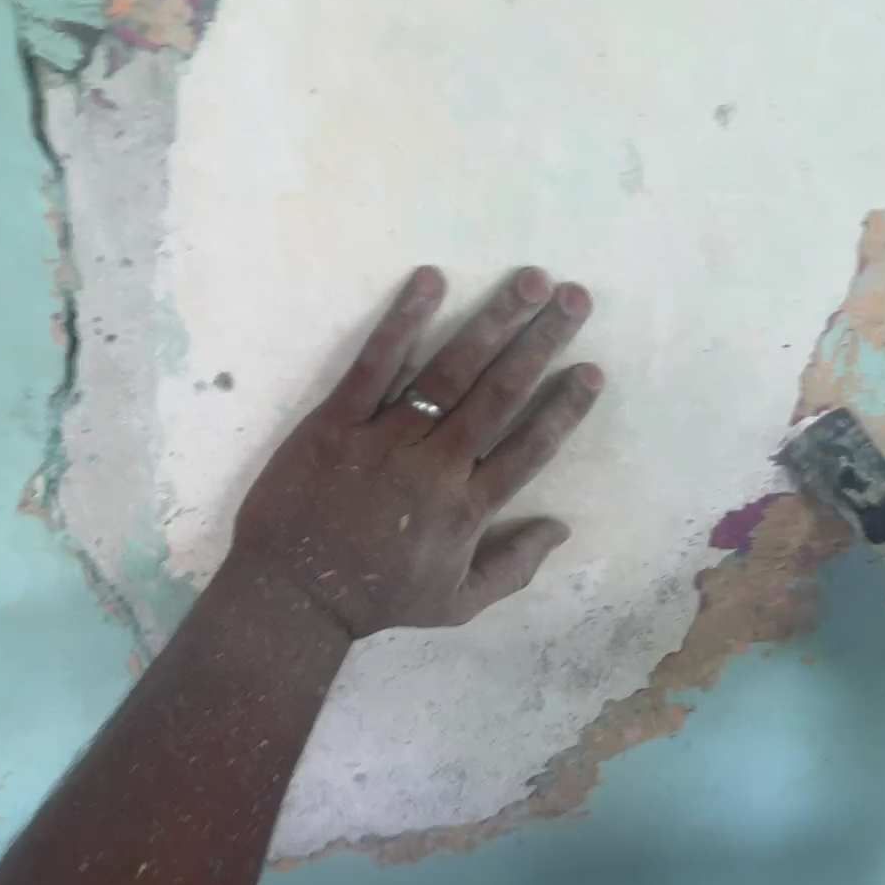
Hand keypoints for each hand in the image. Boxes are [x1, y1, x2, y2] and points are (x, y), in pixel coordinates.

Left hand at [226, 266, 603, 638]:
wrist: (292, 595)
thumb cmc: (378, 597)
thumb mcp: (457, 604)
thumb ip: (513, 568)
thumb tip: (562, 529)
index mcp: (468, 510)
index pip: (530, 448)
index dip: (566, 408)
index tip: (592, 369)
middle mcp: (435, 467)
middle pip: (500, 395)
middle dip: (542, 343)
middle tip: (575, 297)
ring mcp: (384, 440)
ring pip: (448, 372)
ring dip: (492, 321)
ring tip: (529, 279)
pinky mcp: (336, 422)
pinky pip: (373, 364)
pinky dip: (403, 321)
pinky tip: (431, 279)